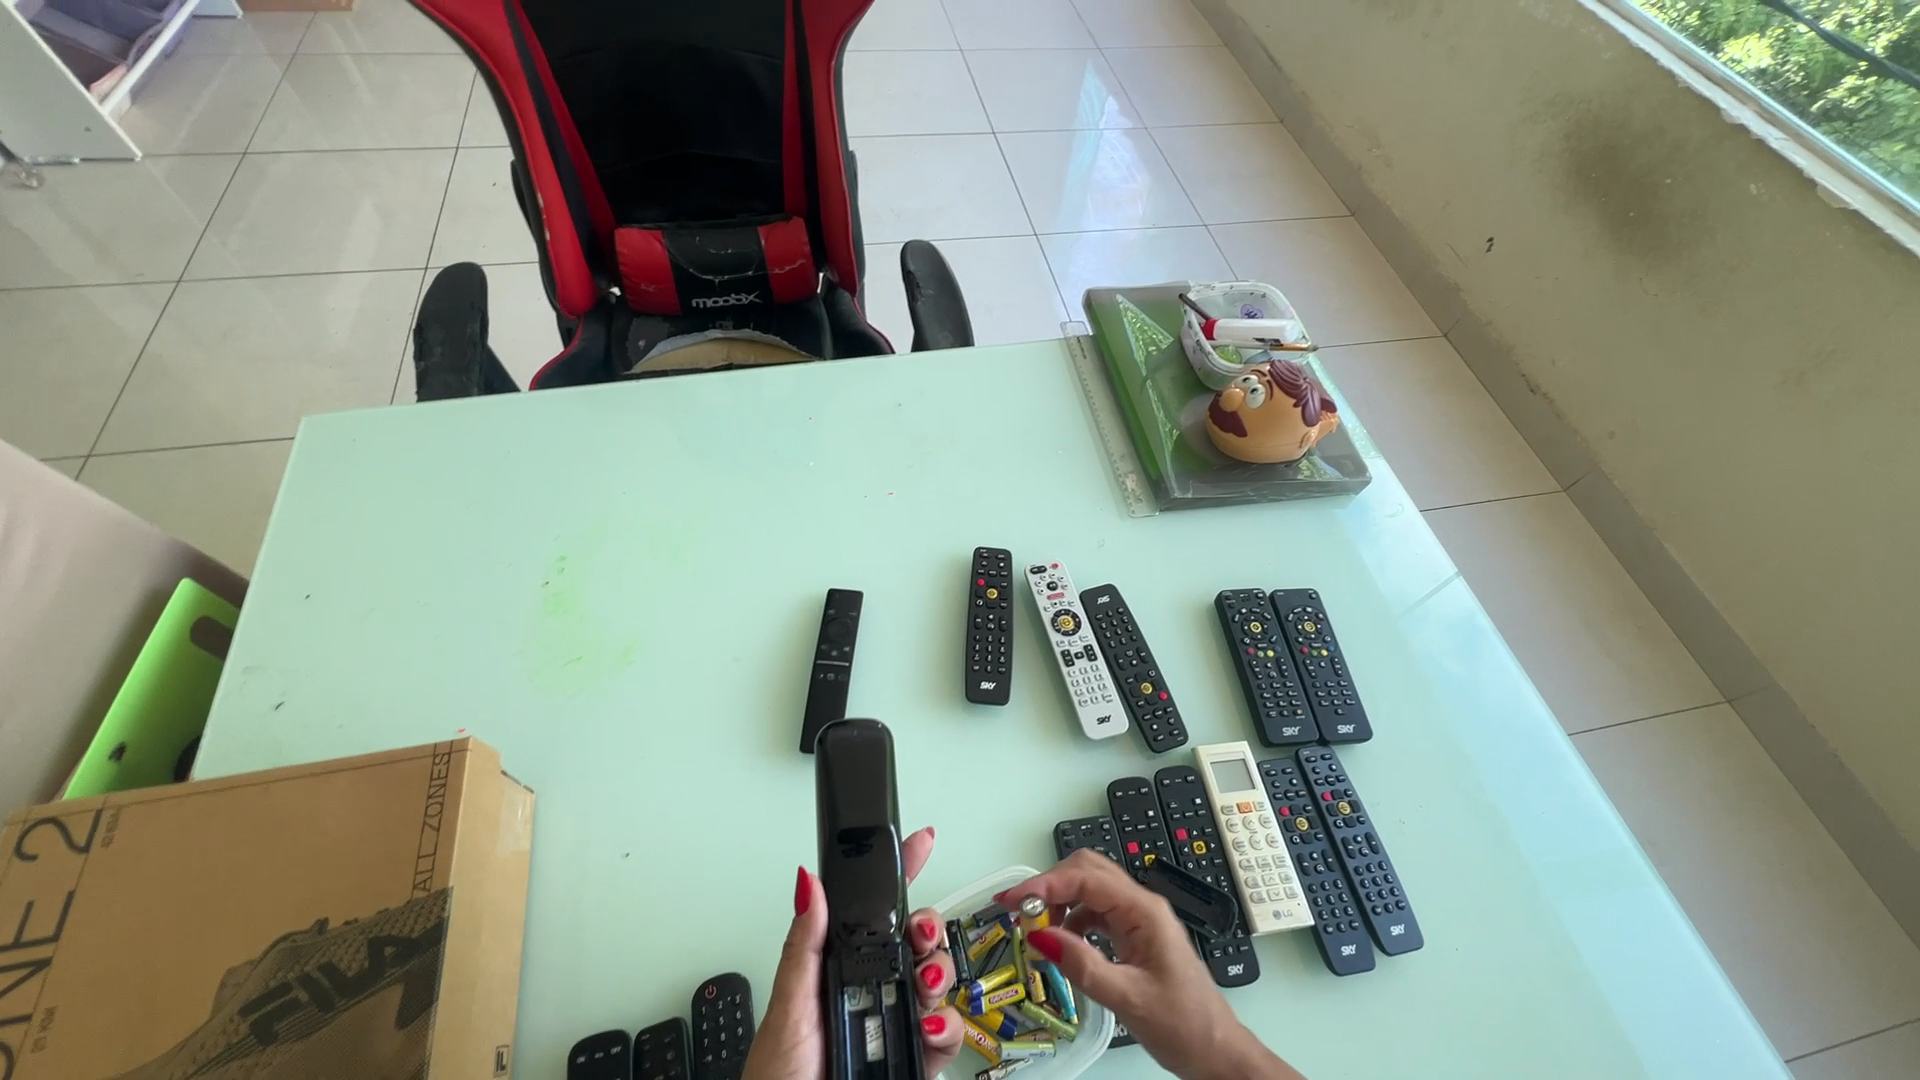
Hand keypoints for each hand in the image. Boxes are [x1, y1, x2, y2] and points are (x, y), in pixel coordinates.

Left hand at [741, 826, 964, 1079]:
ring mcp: (897, 1021)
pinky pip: (948, 1033)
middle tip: (920, 930)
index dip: (902, 872)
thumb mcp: (789, 1005)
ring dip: (938, 972)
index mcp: (841, 964)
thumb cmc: (779, 1075)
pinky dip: (948, 1026)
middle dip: (928, 925)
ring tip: (924, 984)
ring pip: (938, 979)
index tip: (923, 841)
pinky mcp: (916, 1058)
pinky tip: (929, 1027)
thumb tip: (809, 883)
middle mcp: (873, 987)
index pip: (876, 910)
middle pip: (917, 939)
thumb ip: (804, 945)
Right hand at [1001, 850, 1305, 1079]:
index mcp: (1143, 911)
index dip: (1045, 885)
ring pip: (1089, 888)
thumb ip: (1083, 966)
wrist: (1219, 1052)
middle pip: (1087, 870)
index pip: (1085, 879)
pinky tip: (1062, 942)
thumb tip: (1040, 936)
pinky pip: (1096, 911)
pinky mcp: (1133, 934)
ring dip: (1059, 900)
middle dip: (1050, 885)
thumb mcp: (1128, 1000)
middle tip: (1020, 912)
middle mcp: (1140, 905)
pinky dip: (1071, 918)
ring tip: (1037, 929)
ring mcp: (1137, 918)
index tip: (1012, 901)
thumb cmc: (1184, 1026)